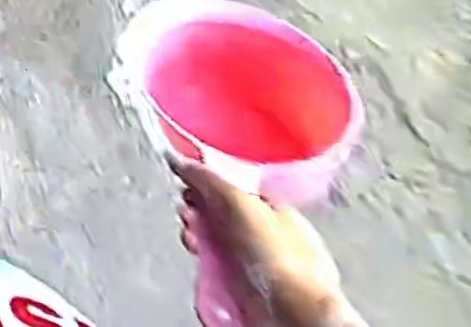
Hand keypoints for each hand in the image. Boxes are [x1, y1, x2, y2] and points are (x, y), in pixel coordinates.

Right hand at [172, 158, 360, 326]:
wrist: (292, 314)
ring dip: (194, 233)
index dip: (208, 183)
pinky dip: (200, 256)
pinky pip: (212, 262)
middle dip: (196, 209)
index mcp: (278, 213)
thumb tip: (178, 160)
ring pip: (212, 237)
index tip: (189, 183)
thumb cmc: (277, 255)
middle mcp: (268, 237)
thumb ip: (206, 177)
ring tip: (191, 237)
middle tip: (189, 213)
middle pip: (219, 212)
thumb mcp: (237, 200)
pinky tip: (196, 255)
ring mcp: (256, 263)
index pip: (235, 188)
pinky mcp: (243, 285)